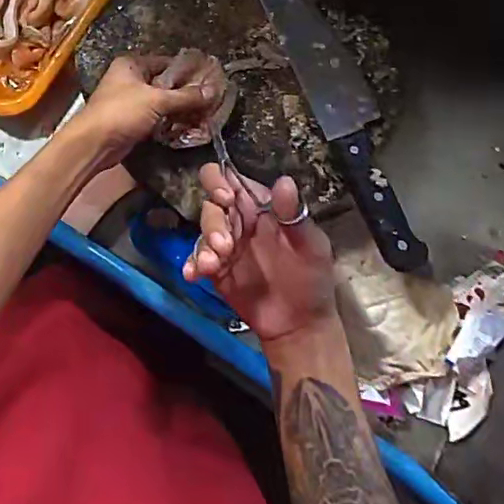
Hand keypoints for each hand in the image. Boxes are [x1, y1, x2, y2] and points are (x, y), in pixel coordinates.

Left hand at [60, 55, 219, 173]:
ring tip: (207, 113)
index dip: (188, 70)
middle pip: (165, 83)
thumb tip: (213, 91)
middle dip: (187, 92)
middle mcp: (130, 79)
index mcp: (131, 64)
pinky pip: (157, 117)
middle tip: (213, 98)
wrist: (94, 143)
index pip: (166, 62)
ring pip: (162, 102)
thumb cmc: (121, 112)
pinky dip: (171, 122)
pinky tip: (191, 126)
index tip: (212, 78)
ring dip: (181, 108)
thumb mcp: (156, 100)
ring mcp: (130, 101)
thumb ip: (185, 96)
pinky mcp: (132, 121)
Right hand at [183, 162, 338, 344]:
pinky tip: (193, 274)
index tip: (225, 197)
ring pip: (202, 230)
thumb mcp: (311, 244)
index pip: (228, 178)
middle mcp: (237, 220)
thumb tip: (284, 181)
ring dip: (204, 244)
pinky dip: (191, 264)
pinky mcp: (214, 268)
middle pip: (210, 205)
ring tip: (212, 264)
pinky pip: (196, 259)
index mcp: (257, 206)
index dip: (219, 181)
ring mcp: (223, 244)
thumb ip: (293, 213)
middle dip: (213, 221)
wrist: (302, 324)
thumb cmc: (312, 277)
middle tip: (224, 245)